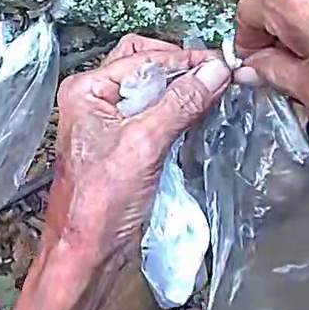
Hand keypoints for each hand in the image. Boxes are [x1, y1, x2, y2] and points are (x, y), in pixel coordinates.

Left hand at [5, 35, 231, 309]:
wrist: (87, 253)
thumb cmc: (98, 204)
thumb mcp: (143, 144)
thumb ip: (180, 103)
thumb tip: (214, 72)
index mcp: (87, 90)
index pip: (143, 56)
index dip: (184, 59)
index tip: (220, 66)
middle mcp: (96, 100)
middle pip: (146, 66)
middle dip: (182, 68)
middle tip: (217, 77)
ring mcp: (110, 122)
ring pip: (154, 90)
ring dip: (183, 89)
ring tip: (215, 93)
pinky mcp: (126, 144)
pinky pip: (157, 114)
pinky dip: (180, 110)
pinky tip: (200, 115)